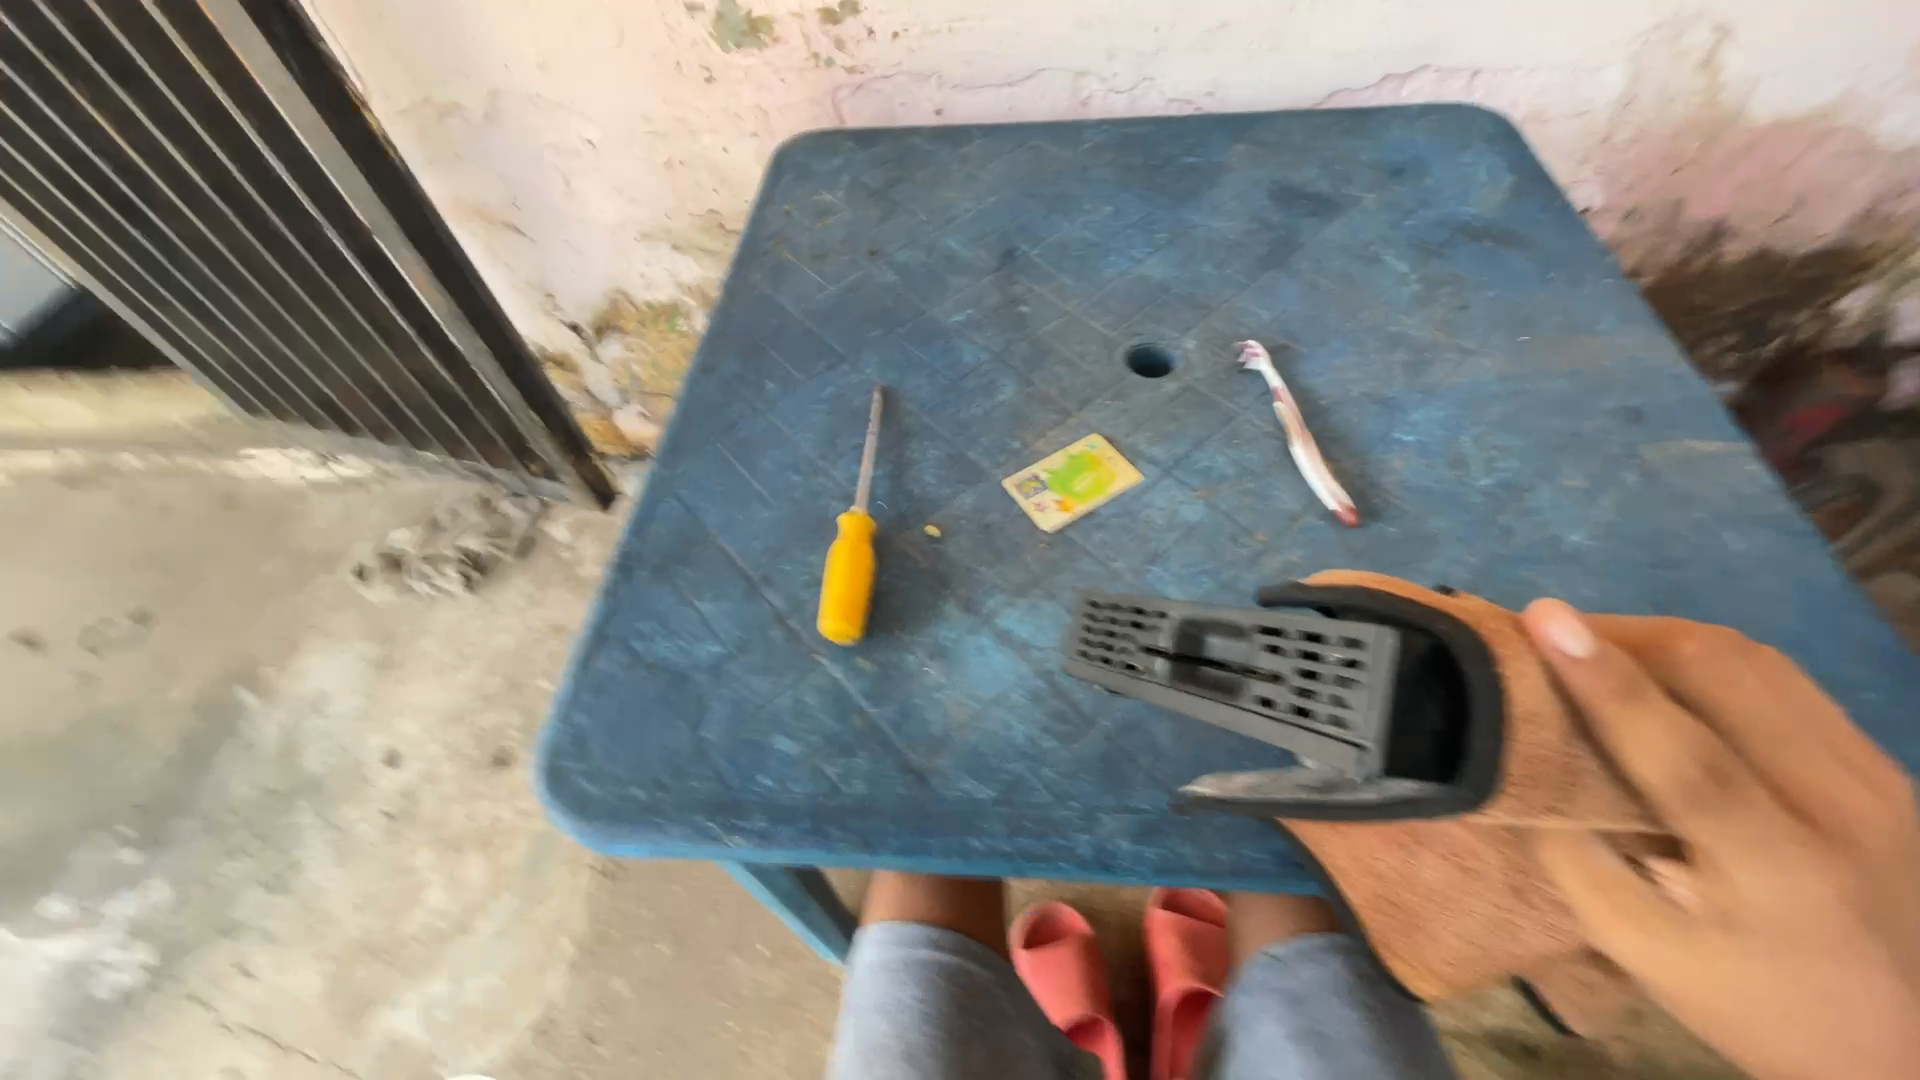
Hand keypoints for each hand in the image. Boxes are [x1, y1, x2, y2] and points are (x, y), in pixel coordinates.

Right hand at [1523, 600, 1919, 1079]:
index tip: (1542, 618)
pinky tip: (1657, 668)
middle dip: (1620, 635)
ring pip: (1754, 659)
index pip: (1685, 757)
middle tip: (1543, 636)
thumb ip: (1571, 855)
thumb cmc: (1754, 1001)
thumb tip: (1519, 760)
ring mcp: (1880, 778)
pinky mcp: (1885, 762)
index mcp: (1778, 873)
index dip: (1607, 683)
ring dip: (1656, 635)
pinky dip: (1699, 654)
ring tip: (1589, 644)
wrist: (1915, 1047)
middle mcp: (1846, 809)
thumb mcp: (1639, 950)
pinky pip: (1778, 676)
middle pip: (1724, 674)